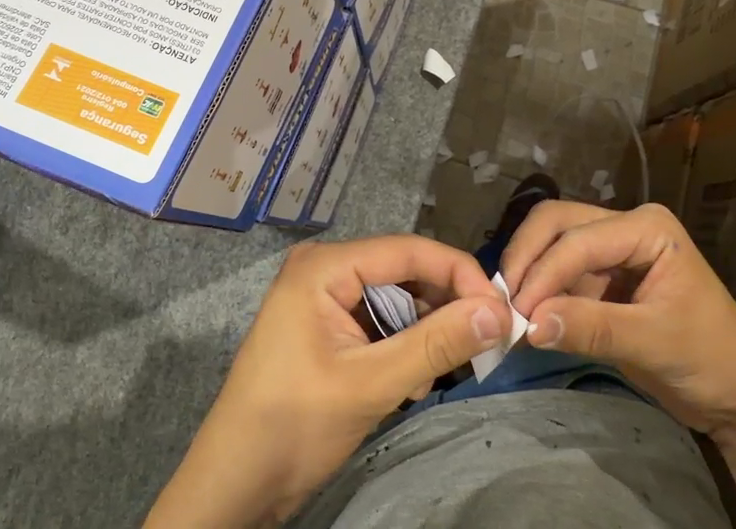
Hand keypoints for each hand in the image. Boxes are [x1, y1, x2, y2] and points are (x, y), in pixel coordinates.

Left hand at [147, 236, 512, 526]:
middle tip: (483, 342)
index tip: (501, 311)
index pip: (410, 250)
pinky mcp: (327, 327)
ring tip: (440, 372)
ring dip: (426, 332)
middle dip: (445, 306)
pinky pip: (380, 321)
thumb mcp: (372, 384)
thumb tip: (500, 313)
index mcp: (325, 266)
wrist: (234, 484)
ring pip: (398, 299)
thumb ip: (437, 344)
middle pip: (406, 272)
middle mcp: (325, 269)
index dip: (461, 275)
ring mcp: (324, 299)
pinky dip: (404, 346)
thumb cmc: (293, 426)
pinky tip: (412, 383)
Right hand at [500, 201, 735, 439]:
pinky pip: (559, 275)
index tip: (516, 314)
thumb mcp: (655, 342)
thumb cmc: (712, 359)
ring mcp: (612, 253)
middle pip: (557, 223)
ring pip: (552, 244)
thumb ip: (593, 327)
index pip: (579, 238)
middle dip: (527, 259)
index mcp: (648, 227)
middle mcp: (626, 228)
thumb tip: (529, 324)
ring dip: (527, 274)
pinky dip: (538, 293)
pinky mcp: (602, 282)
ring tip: (506, 313)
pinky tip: (523, 318)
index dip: (544, 273)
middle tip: (502, 303)